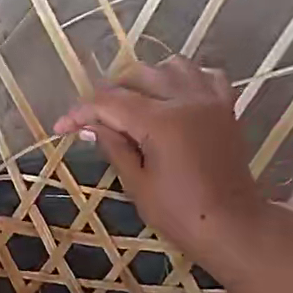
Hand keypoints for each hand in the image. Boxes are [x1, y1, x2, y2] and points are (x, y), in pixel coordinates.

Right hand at [54, 57, 267, 264]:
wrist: (230, 225)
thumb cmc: (179, 214)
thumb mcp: (137, 183)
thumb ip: (114, 147)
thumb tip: (90, 126)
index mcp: (161, 121)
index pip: (110, 102)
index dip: (81, 112)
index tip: (62, 126)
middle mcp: (186, 100)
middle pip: (138, 76)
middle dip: (110, 93)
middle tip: (94, 120)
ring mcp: (210, 100)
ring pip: (171, 67)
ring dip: (146, 80)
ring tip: (133, 105)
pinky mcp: (226, 108)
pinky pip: (204, 76)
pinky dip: (184, 80)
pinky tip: (174, 98)